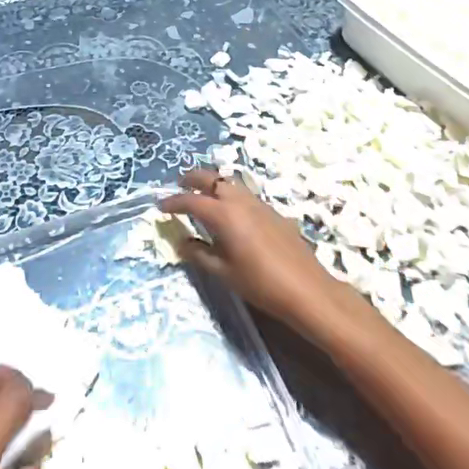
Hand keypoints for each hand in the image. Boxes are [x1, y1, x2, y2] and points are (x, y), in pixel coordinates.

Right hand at [159, 167, 346, 327]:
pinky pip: (244, 193)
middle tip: (179, 186)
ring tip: (203, 195)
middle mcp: (239, 200)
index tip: (160, 206)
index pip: (190, 200)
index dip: (173, 202)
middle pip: (210, 178)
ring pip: (229, 182)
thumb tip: (181, 242)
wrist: (307, 289)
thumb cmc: (260, 283)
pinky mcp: (272, 211)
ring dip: (212, 183)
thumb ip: (198, 254)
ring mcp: (258, 203)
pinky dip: (229, 194)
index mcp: (223, 213)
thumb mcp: (223, 272)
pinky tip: (231, 212)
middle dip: (191, 179)